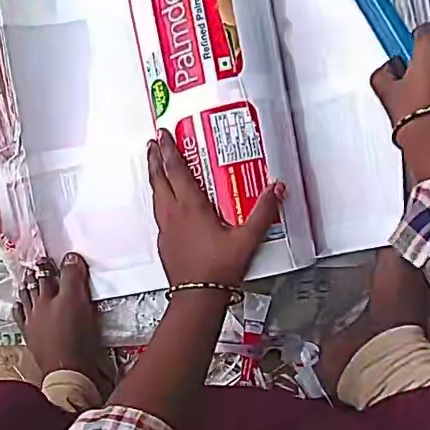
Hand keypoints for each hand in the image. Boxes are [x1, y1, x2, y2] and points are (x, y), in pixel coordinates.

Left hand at [144, 129, 284, 285]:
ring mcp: (165, 229)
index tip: (163, 133)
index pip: (176, 170)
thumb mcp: (247, 238)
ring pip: (156, 195)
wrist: (197, 297)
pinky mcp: (164, 242)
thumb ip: (263, 211)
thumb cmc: (219, 268)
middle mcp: (173, 214)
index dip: (170, 149)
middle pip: (159, 179)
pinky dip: (159, 199)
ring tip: (155, 166)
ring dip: (155, 177)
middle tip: (153, 143)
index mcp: (191, 207)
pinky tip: (166, 203)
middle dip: (156, 158)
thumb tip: (276, 188)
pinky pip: (159, 213)